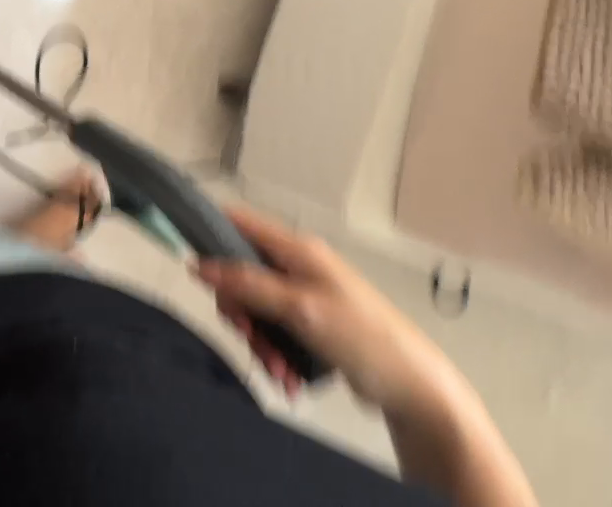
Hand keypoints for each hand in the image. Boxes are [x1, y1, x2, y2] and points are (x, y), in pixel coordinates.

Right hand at [195, 204, 456, 410]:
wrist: (417, 390)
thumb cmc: (361, 337)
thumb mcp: (298, 307)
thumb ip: (246, 283)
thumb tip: (196, 264)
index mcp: (295, 249)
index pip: (237, 221)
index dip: (207, 233)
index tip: (194, 268)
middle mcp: (295, 266)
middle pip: (238, 274)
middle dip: (239, 311)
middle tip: (248, 336)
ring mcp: (302, 295)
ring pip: (254, 308)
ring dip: (258, 341)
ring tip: (278, 371)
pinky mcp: (309, 325)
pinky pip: (273, 331)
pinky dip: (274, 354)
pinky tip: (287, 377)